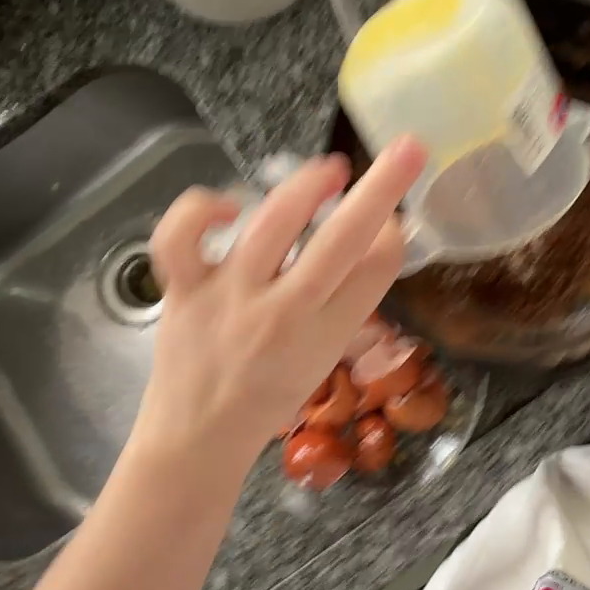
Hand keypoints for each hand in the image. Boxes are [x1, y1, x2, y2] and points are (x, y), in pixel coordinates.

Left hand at [125, 140, 428, 471]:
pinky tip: (229, 208)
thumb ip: (350, 299)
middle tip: (408, 150)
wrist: (199, 440)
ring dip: (305, 189)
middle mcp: (285, 312)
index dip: (394, 232)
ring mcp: (231, 297)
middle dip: (380, 190)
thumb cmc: (271, 398)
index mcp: (328, 333)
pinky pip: (181, 239)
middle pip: (340, 242)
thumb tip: (374, 237)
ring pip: (269, 227)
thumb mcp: (326, 355)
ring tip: (331, 171)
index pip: (376, 270)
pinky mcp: (184, 290)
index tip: (399, 211)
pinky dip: (200, 211)